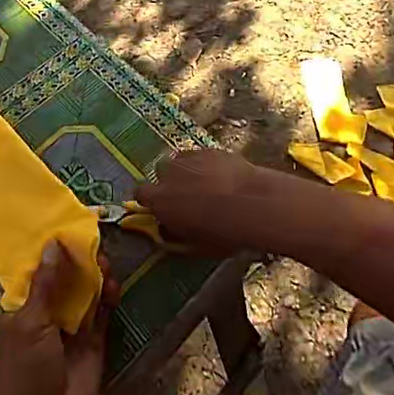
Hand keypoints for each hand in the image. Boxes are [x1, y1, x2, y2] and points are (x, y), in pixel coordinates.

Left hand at [0, 241, 107, 394]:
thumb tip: (54, 244)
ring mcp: (70, 328)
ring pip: (84, 292)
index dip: (49, 253)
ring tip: (105, 263)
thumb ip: (46, 284)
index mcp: (20, 311)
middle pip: (63, 280)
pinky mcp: (94, 339)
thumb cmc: (26, 372)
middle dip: (77, 261)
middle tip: (92, 241)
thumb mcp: (29, 324)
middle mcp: (45, 316)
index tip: (65, 226)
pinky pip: (102, 311)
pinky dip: (108, 296)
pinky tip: (113, 284)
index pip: (35, 274)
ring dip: (95, 277)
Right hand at [135, 149, 298, 254]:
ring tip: (206, 184)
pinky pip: (201, 155)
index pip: (141, 193)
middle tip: (188, 196)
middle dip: (170, 182)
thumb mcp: (195, 245)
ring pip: (180, 160)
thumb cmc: (222, 232)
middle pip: (161, 173)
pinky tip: (223, 175)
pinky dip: (207, 164)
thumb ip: (176, 235)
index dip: (150, 200)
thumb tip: (169, 230)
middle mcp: (169, 173)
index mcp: (159, 199)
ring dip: (187, 171)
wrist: (253, 204)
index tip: (161, 207)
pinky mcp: (211, 149)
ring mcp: (190, 157)